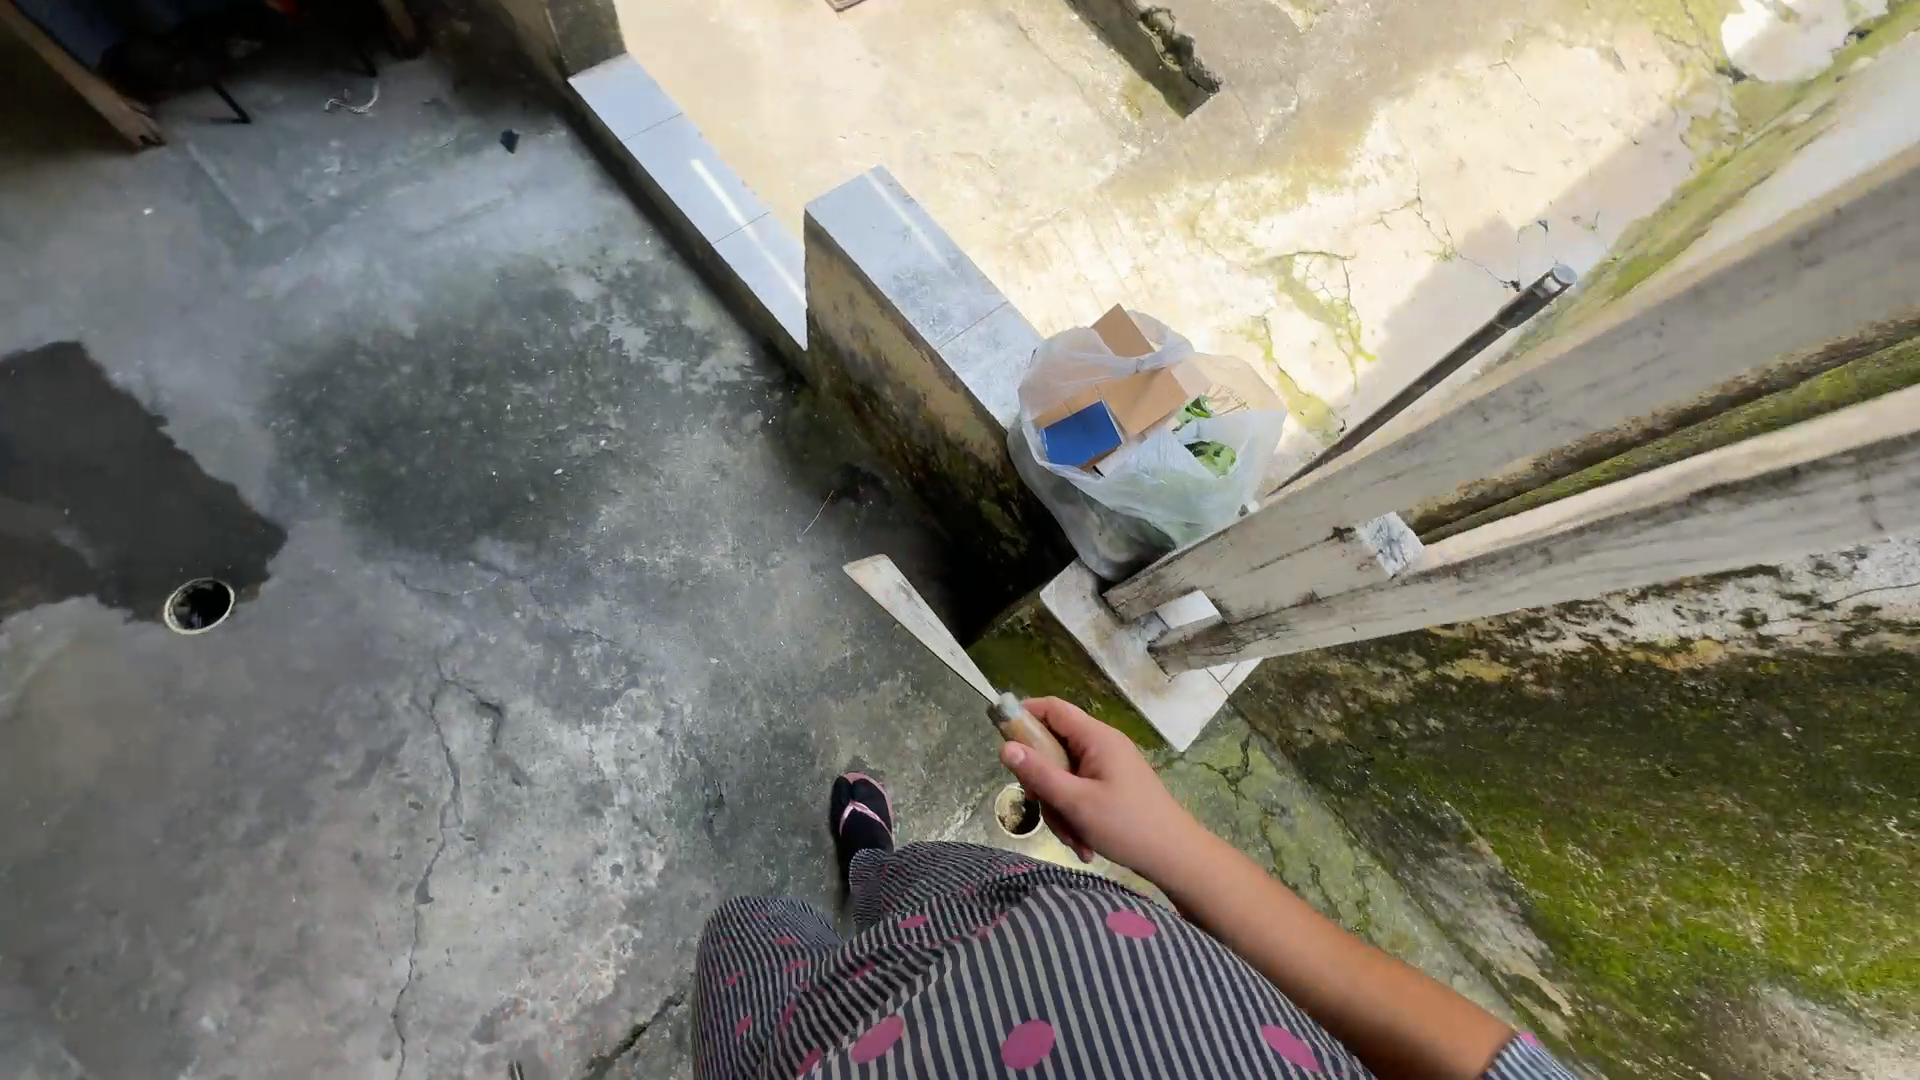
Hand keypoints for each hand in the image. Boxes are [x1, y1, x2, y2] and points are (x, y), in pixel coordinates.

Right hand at [998, 697, 1206, 879]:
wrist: (1176, 858)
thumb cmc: (1127, 825)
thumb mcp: (1076, 802)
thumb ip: (1039, 774)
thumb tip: (1005, 748)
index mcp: (1096, 737)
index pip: (1052, 708)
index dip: (1024, 716)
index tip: (1003, 741)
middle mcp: (1101, 745)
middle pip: (1053, 747)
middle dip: (1043, 781)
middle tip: (1041, 805)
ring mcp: (1107, 766)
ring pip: (1063, 776)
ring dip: (1059, 807)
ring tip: (1073, 836)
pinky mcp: (1111, 786)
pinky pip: (1078, 791)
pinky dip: (1074, 814)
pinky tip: (1083, 843)